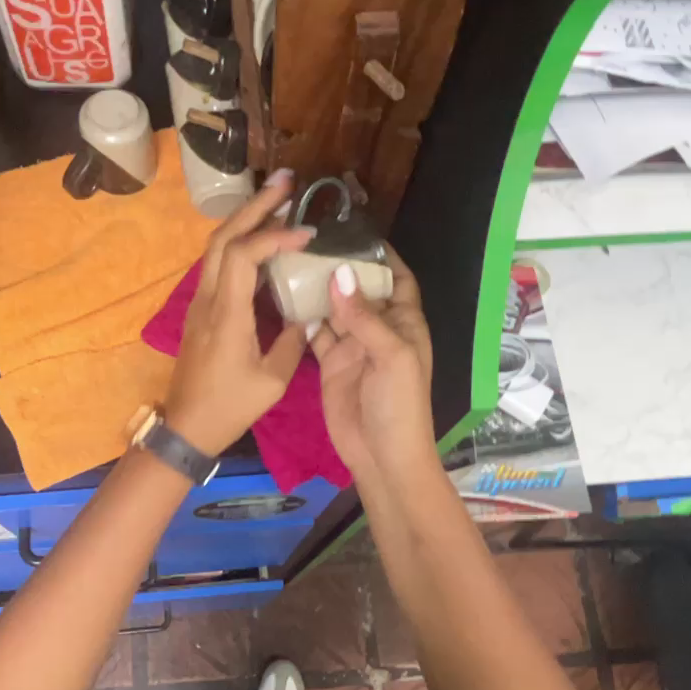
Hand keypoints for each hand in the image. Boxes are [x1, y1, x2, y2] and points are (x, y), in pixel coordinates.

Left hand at [163, 171, 313, 455]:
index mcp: (226, 315)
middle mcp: (208, 300)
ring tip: (277, 200)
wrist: (186, 428)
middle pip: (222, 238)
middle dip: (254, 206)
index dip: (274, 237)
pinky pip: (218, 266)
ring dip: (245, 221)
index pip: (243, 256)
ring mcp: (200, 304)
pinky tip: (263, 241)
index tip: (307, 234)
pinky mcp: (201, 312)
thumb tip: (309, 311)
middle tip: (286, 181)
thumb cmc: (230, 408)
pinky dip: (240, 244)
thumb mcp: (272, 380)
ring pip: (216, 248)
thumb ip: (293, 340)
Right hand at [310, 248, 435, 485]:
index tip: (357, 234)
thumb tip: (340, 273)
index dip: (383, 258)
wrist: (382, 455)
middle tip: (311, 243)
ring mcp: (353, 347)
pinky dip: (304, 318)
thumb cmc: (399, 404)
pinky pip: (317, 335)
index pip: (397, 280)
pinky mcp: (331, 364)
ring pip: (336, 310)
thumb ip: (364, 316)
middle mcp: (379, 330)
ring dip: (319, 291)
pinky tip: (286, 299)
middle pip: (361, 291)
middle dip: (342, 269)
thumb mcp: (390, 355)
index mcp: (404, 323)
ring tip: (293, 263)